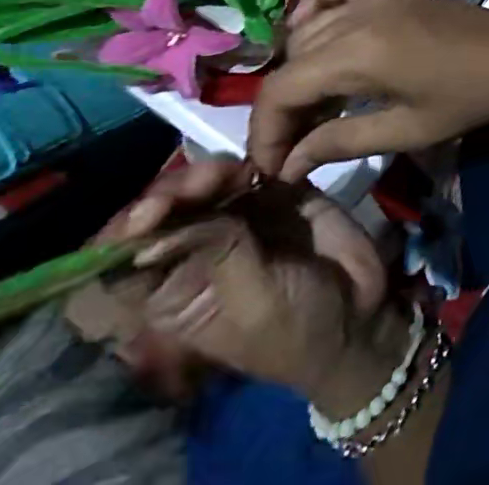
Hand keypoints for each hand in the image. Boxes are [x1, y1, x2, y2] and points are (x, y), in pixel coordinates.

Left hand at [98, 158, 394, 397]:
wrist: (360, 316)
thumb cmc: (294, 328)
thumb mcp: (250, 301)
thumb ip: (217, 252)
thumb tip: (158, 224)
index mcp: (174, 289)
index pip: (128, 255)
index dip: (131, 229)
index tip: (151, 212)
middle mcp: (201, 248)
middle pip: (171, 210)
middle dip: (179, 190)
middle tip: (204, 180)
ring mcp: (245, 220)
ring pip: (213, 186)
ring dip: (215, 173)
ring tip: (235, 172)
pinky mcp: (285, 198)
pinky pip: (263, 171)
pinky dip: (260, 160)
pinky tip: (266, 162)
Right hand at [250, 0, 488, 179]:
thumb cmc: (475, 96)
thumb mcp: (410, 130)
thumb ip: (342, 142)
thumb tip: (288, 164)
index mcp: (355, 55)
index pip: (280, 91)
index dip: (264, 134)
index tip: (272, 168)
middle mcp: (353, 18)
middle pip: (289, 62)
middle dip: (283, 109)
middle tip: (298, 147)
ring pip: (306, 30)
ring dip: (298, 70)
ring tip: (313, 109)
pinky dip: (314, 10)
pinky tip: (315, 36)